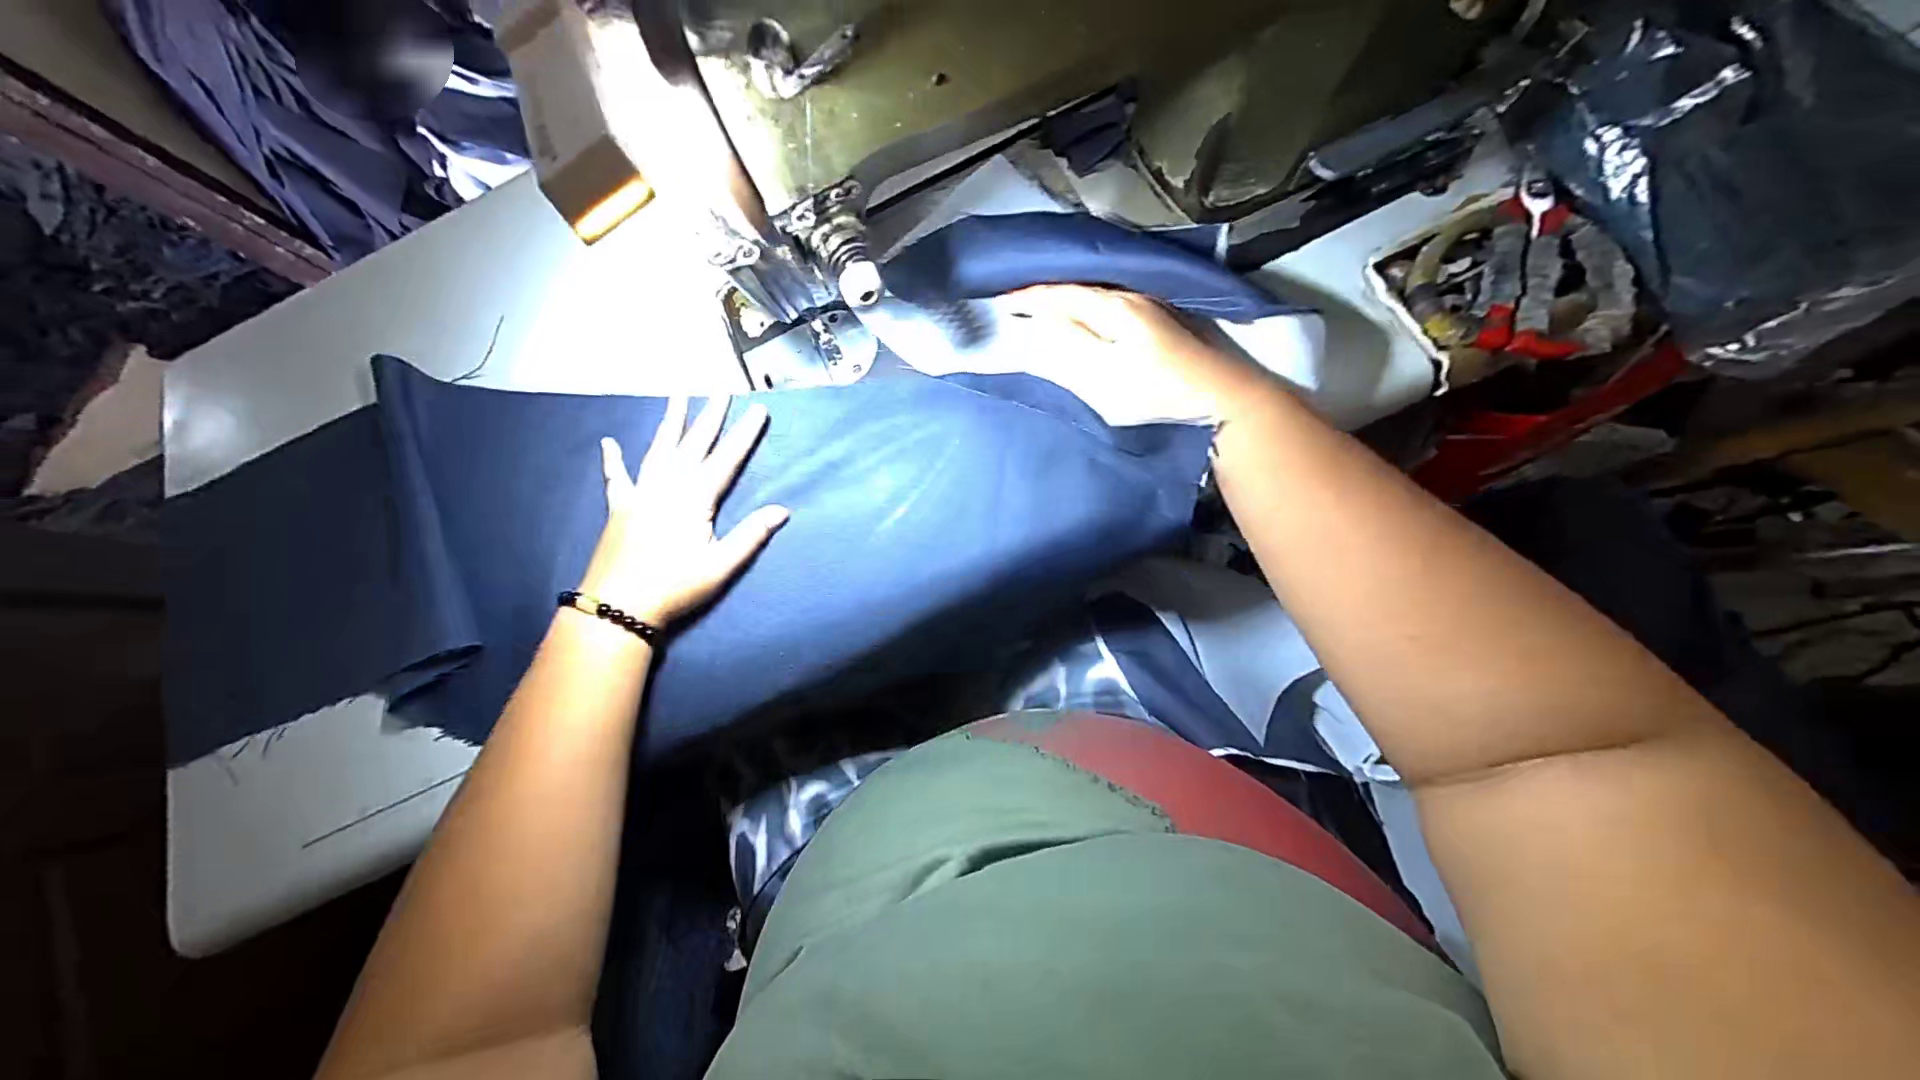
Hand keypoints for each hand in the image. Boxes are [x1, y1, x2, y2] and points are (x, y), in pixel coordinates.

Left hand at [576, 396, 789, 628]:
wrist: (618, 606)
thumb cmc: (675, 587)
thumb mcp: (721, 566)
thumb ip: (751, 535)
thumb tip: (782, 510)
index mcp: (695, 499)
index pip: (726, 459)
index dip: (744, 434)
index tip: (758, 410)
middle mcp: (667, 487)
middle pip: (693, 444)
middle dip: (710, 416)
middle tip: (721, 390)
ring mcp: (640, 494)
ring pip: (659, 449)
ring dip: (670, 422)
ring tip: (677, 395)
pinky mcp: (619, 507)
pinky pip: (617, 476)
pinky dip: (614, 459)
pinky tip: (610, 442)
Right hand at [1002, 285, 1278, 421]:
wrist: (1223, 395)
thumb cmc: (1160, 391)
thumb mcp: (1107, 375)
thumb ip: (1071, 347)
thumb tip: (1039, 324)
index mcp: (1114, 307)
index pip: (1061, 293)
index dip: (1029, 297)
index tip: (1001, 304)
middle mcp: (1131, 296)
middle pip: (1078, 288)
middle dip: (1045, 294)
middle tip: (1017, 304)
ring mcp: (1150, 305)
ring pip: (1096, 294)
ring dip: (1067, 300)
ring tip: (1043, 311)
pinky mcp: (1161, 319)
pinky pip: (1111, 304)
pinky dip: (1087, 308)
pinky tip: (1083, 319)